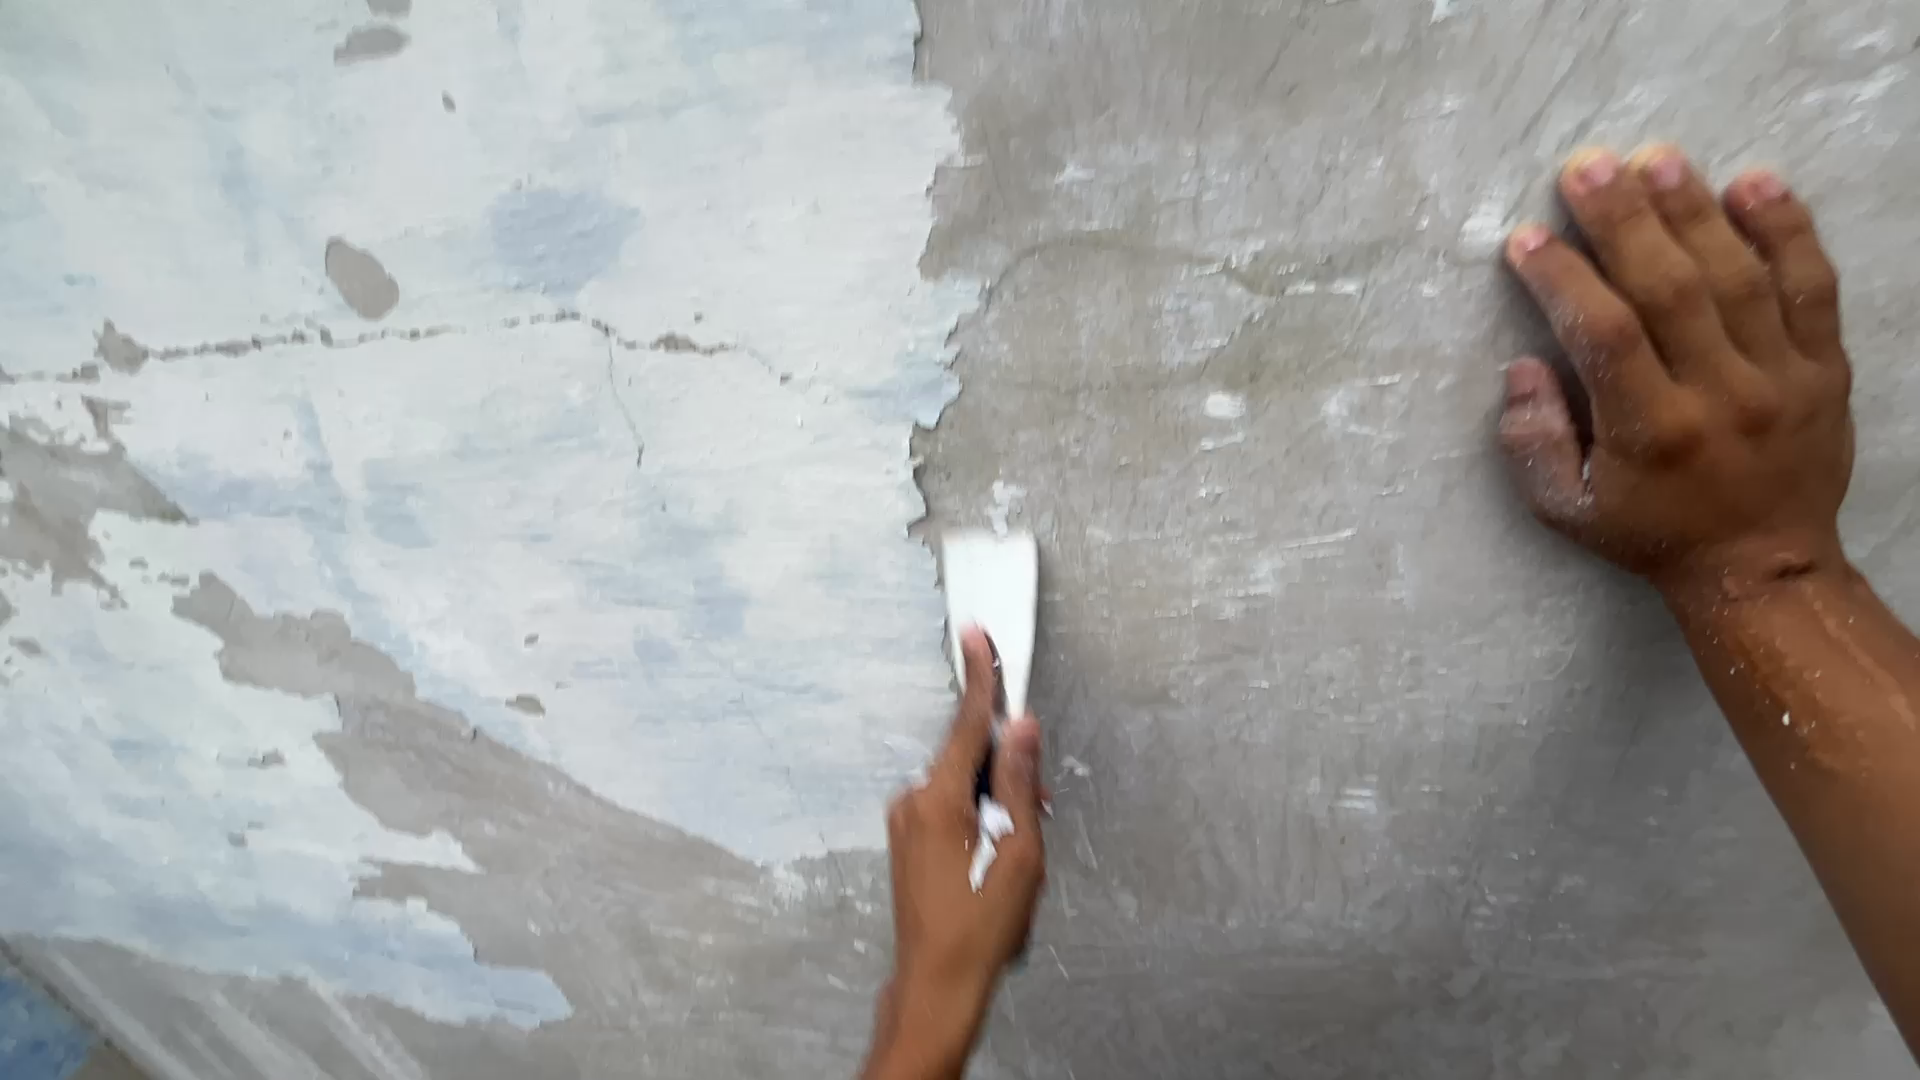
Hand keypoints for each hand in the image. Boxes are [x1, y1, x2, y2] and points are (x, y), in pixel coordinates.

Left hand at [862, 628, 1044, 1079]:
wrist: (936, 985)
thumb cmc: (982, 926)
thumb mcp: (1019, 854)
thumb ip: (1019, 782)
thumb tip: (1021, 725)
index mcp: (940, 799)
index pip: (967, 724)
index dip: (978, 676)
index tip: (975, 633)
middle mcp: (913, 799)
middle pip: (970, 757)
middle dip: (1008, 770)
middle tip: (1037, 809)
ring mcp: (905, 819)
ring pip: (962, 783)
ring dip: (995, 798)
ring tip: (1018, 848)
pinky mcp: (906, 836)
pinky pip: (948, 803)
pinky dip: (977, 811)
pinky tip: (995, 849)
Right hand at [1499, 145, 1853, 603]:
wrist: (1760, 563)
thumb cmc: (1643, 533)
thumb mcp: (1560, 507)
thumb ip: (1533, 440)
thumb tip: (1524, 367)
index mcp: (1650, 430)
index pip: (1604, 335)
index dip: (1564, 279)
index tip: (1528, 239)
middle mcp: (1721, 392)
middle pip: (1672, 288)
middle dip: (1624, 222)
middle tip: (1588, 166)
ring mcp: (1784, 373)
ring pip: (1740, 275)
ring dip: (1694, 211)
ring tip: (1656, 159)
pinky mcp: (1824, 364)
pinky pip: (1812, 286)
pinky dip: (1787, 229)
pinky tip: (1754, 183)